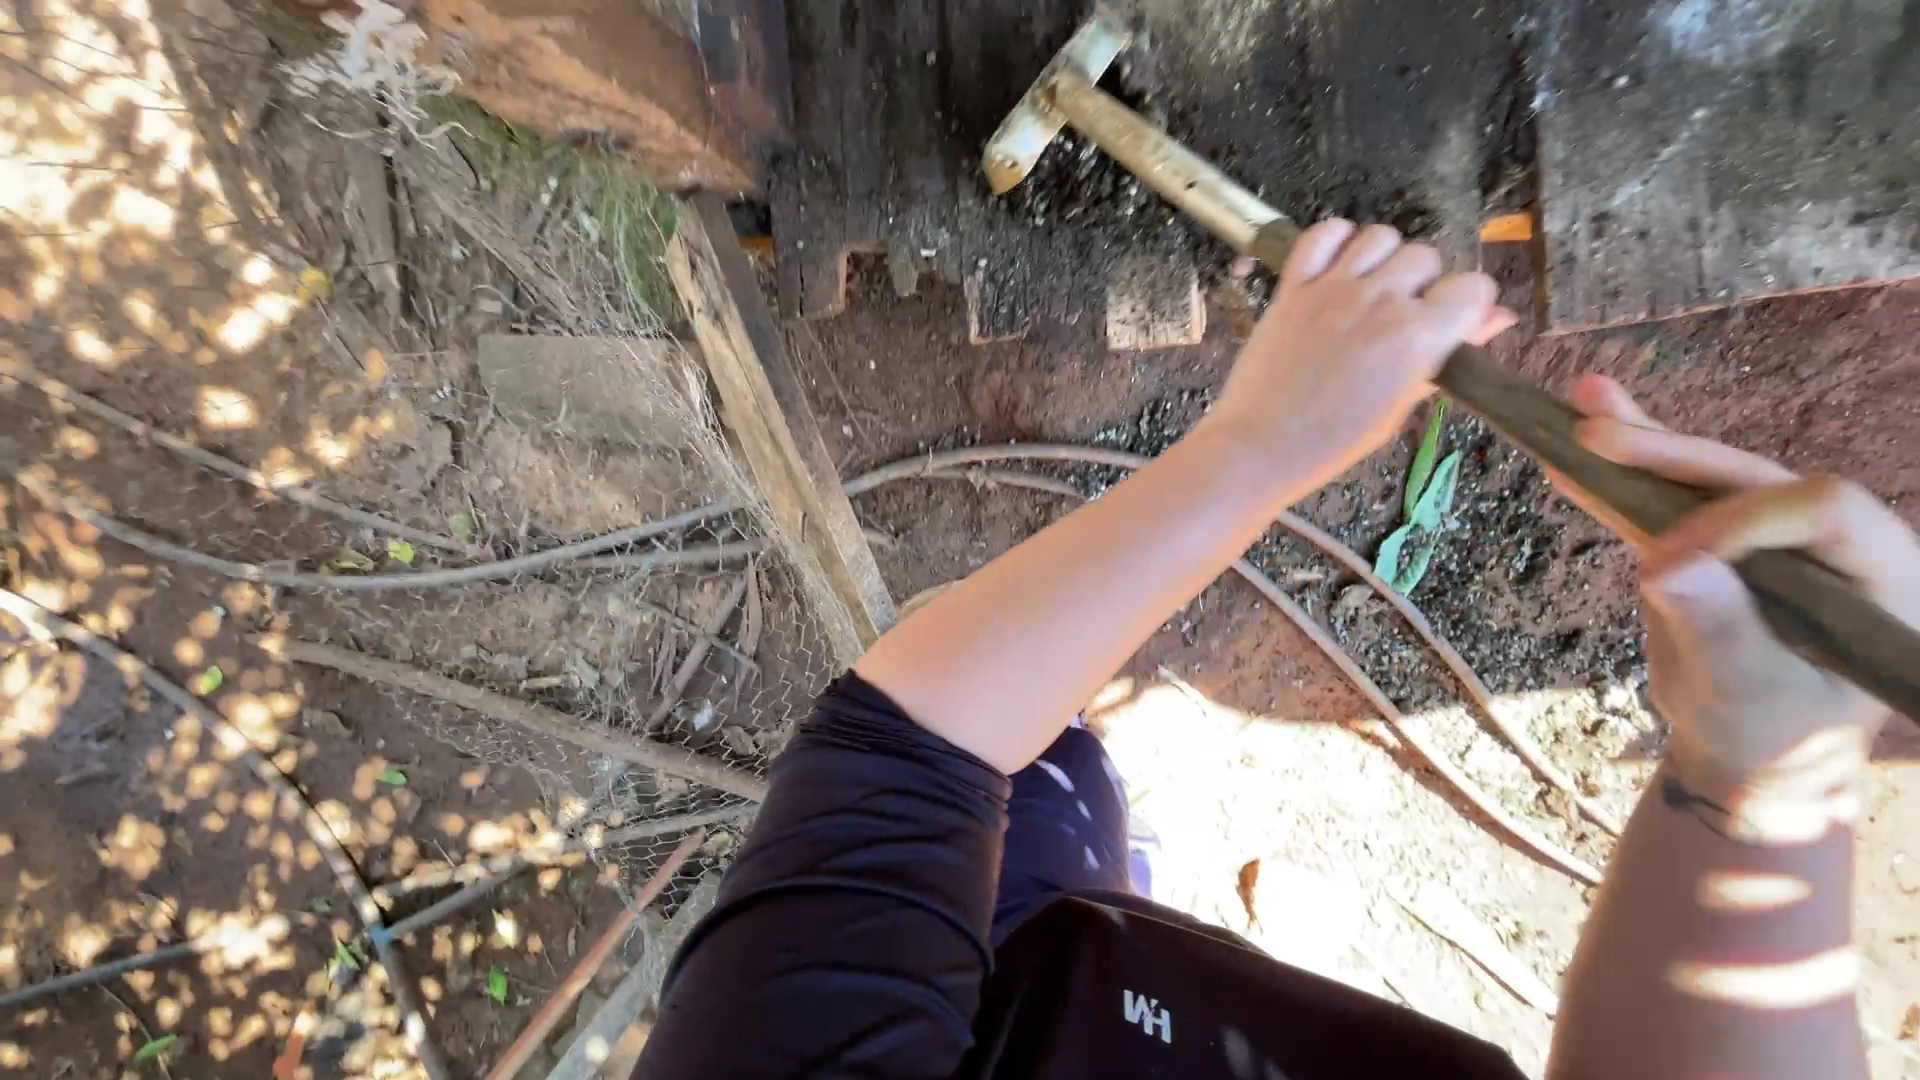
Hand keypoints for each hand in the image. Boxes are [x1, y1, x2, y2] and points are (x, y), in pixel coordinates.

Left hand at [1202, 219, 1516, 479]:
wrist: (1261, 445)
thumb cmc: (1333, 439)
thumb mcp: (1401, 404)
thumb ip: (1445, 355)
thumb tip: (1497, 320)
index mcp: (1417, 336)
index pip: (1473, 287)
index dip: (1465, 304)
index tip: (1446, 321)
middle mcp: (1379, 302)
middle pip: (1423, 256)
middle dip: (1418, 283)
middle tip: (1394, 316)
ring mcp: (1332, 291)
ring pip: (1378, 236)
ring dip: (1380, 257)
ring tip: (1365, 290)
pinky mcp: (1292, 290)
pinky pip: (1320, 236)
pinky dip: (1333, 239)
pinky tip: (1335, 265)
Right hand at [1556, 375, 1919, 840]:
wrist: (1748, 746)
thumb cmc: (1764, 731)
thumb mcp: (1743, 691)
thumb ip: (1717, 628)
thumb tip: (1664, 565)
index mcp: (1884, 579)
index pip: (1825, 510)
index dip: (1742, 520)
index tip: (1662, 564)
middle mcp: (1836, 545)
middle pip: (1757, 478)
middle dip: (1674, 456)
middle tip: (1595, 436)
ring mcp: (1772, 541)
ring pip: (1709, 478)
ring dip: (1643, 442)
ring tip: (1583, 401)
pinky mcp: (1716, 545)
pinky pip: (1669, 500)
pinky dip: (1621, 473)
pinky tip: (1577, 443)